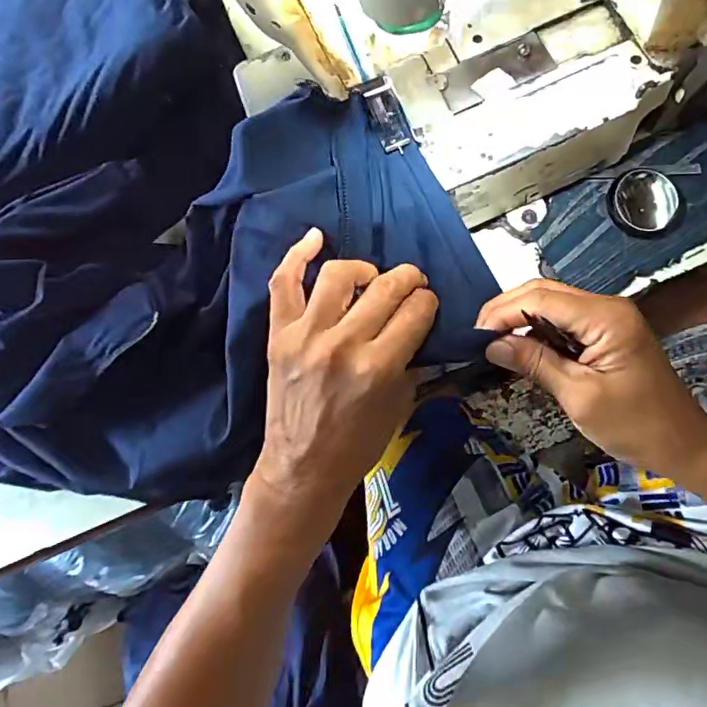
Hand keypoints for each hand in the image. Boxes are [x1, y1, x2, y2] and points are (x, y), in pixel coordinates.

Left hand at [253, 228, 437, 528]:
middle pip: (386, 287)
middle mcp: (342, 344)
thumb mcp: (400, 405)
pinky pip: (284, 282)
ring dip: (364, 269)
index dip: (428, 302)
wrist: (302, 468)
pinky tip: (315, 238)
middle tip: (411, 285)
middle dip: (409, 280)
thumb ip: (413, 360)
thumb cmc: (357, 443)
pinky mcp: (278, 334)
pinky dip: (297, 254)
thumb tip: (422, 322)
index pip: (417, 310)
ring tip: (371, 279)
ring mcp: (305, 335)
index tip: (426, 304)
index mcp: (378, 367)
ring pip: (338, 274)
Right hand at [477, 279, 706, 477]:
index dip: (503, 312)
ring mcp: (609, 317)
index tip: (475, 335)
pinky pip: (565, 320)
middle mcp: (607, 306)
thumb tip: (492, 344)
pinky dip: (539, 330)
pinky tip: (521, 347)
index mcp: (605, 317)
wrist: (684, 444)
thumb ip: (535, 362)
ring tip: (492, 342)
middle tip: (478, 337)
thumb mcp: (579, 396)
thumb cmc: (635, 425)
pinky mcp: (607, 332)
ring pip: (552, 304)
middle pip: (545, 292)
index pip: (541, 298)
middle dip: (508, 310)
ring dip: (521, 319)